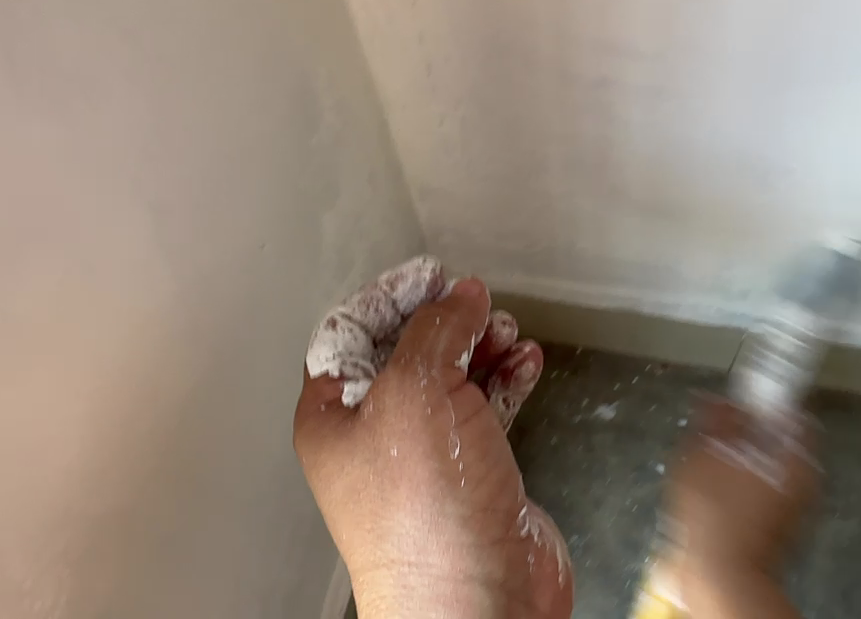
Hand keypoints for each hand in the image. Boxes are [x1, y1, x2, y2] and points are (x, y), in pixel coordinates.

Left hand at [296, 259, 572, 618]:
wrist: (478, 602)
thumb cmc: (425, 498)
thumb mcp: (414, 390)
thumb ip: (435, 329)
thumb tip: (461, 294)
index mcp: (334, 413)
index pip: (351, 330)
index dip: (391, 296)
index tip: (432, 275)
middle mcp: (373, 430)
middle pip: (408, 348)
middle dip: (446, 320)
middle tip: (480, 305)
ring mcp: (424, 453)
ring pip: (450, 375)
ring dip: (482, 346)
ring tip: (508, 332)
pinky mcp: (471, 468)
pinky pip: (484, 406)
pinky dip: (505, 378)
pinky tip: (526, 363)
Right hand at [662, 399, 817, 618]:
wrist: (721, 575)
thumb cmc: (714, 508)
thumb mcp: (703, 452)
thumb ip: (714, 419)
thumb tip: (719, 395)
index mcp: (796, 458)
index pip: (791, 414)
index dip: (766, 400)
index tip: (741, 396)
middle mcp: (806, 482)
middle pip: (782, 441)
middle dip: (751, 431)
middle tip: (721, 427)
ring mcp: (797, 508)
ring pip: (773, 466)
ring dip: (746, 457)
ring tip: (713, 456)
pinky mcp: (782, 529)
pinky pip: (766, 490)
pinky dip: (746, 482)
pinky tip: (718, 485)